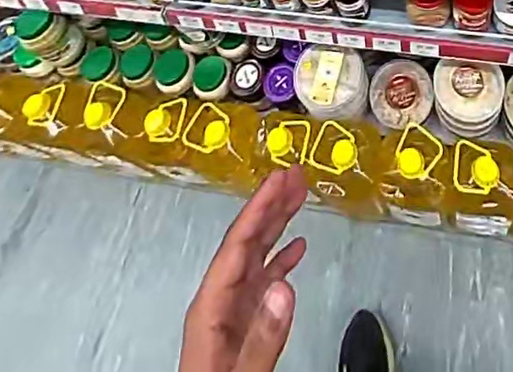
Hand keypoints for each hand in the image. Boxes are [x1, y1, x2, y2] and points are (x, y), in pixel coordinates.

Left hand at [180, 167, 308, 371]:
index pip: (237, 245)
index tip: (279, 179)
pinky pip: (264, 281)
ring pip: (256, 257)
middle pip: (246, 242)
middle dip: (270, 206)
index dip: (259, 208)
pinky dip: (282, 260)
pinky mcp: (243, 324)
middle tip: (295, 174)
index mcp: (211, 305)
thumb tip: (287, 283)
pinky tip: (298, 248)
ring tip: (300, 197)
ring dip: (278, 225)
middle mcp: (220, 300)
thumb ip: (262, 337)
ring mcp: (232, 311)